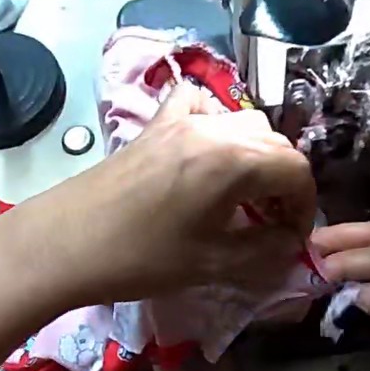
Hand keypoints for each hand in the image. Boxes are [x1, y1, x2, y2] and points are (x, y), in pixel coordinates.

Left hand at [0, 84, 316, 309]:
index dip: (306, 205)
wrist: (63, 245)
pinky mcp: (154, 126)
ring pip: (242, 124)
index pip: (296, 170)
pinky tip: (206, 153)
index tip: (294, 237)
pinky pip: (197, 108)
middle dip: (285, 184)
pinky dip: (215, 126)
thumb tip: (291, 244)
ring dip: (256, 158)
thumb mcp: (211, 263)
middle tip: (273, 223)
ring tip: (244, 197)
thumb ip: (263, 251)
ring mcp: (180, 120)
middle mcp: (213, 128)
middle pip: (274, 144)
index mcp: (233, 160)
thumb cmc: (139, 258)